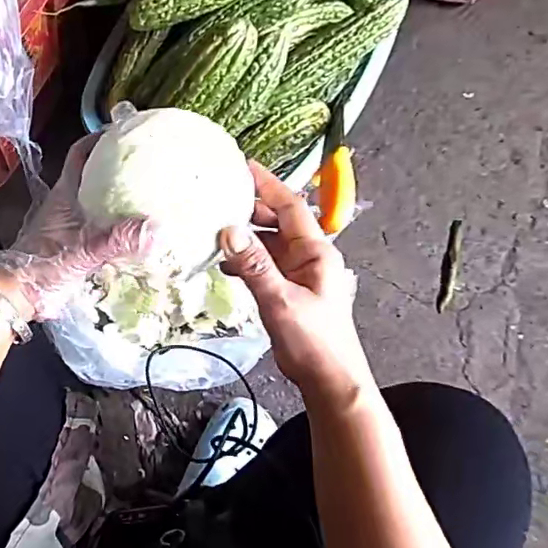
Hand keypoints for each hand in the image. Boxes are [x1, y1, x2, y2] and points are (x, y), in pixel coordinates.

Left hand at [0, 133, 152, 321]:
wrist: (19, 294)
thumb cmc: (43, 264)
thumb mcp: (83, 250)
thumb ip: (118, 240)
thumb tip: (156, 230)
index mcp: (64, 195)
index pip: (80, 155)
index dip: (98, 139)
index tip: (122, 131)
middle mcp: (66, 205)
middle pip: (91, 175)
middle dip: (114, 165)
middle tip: (145, 162)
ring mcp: (68, 225)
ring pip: (95, 200)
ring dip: (115, 195)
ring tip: (146, 192)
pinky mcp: (72, 245)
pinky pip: (98, 226)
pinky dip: (114, 223)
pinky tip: (134, 229)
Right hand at [220, 161, 374, 405]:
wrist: (331, 381)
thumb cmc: (314, 343)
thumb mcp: (280, 301)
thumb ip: (254, 266)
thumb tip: (229, 230)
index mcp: (316, 253)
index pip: (290, 207)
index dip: (267, 184)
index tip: (243, 165)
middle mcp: (310, 258)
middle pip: (278, 222)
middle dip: (251, 207)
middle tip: (220, 195)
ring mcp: (300, 275)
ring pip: (269, 243)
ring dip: (246, 234)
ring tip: (216, 226)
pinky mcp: (290, 291)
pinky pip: (265, 264)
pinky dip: (246, 259)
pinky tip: (227, 264)